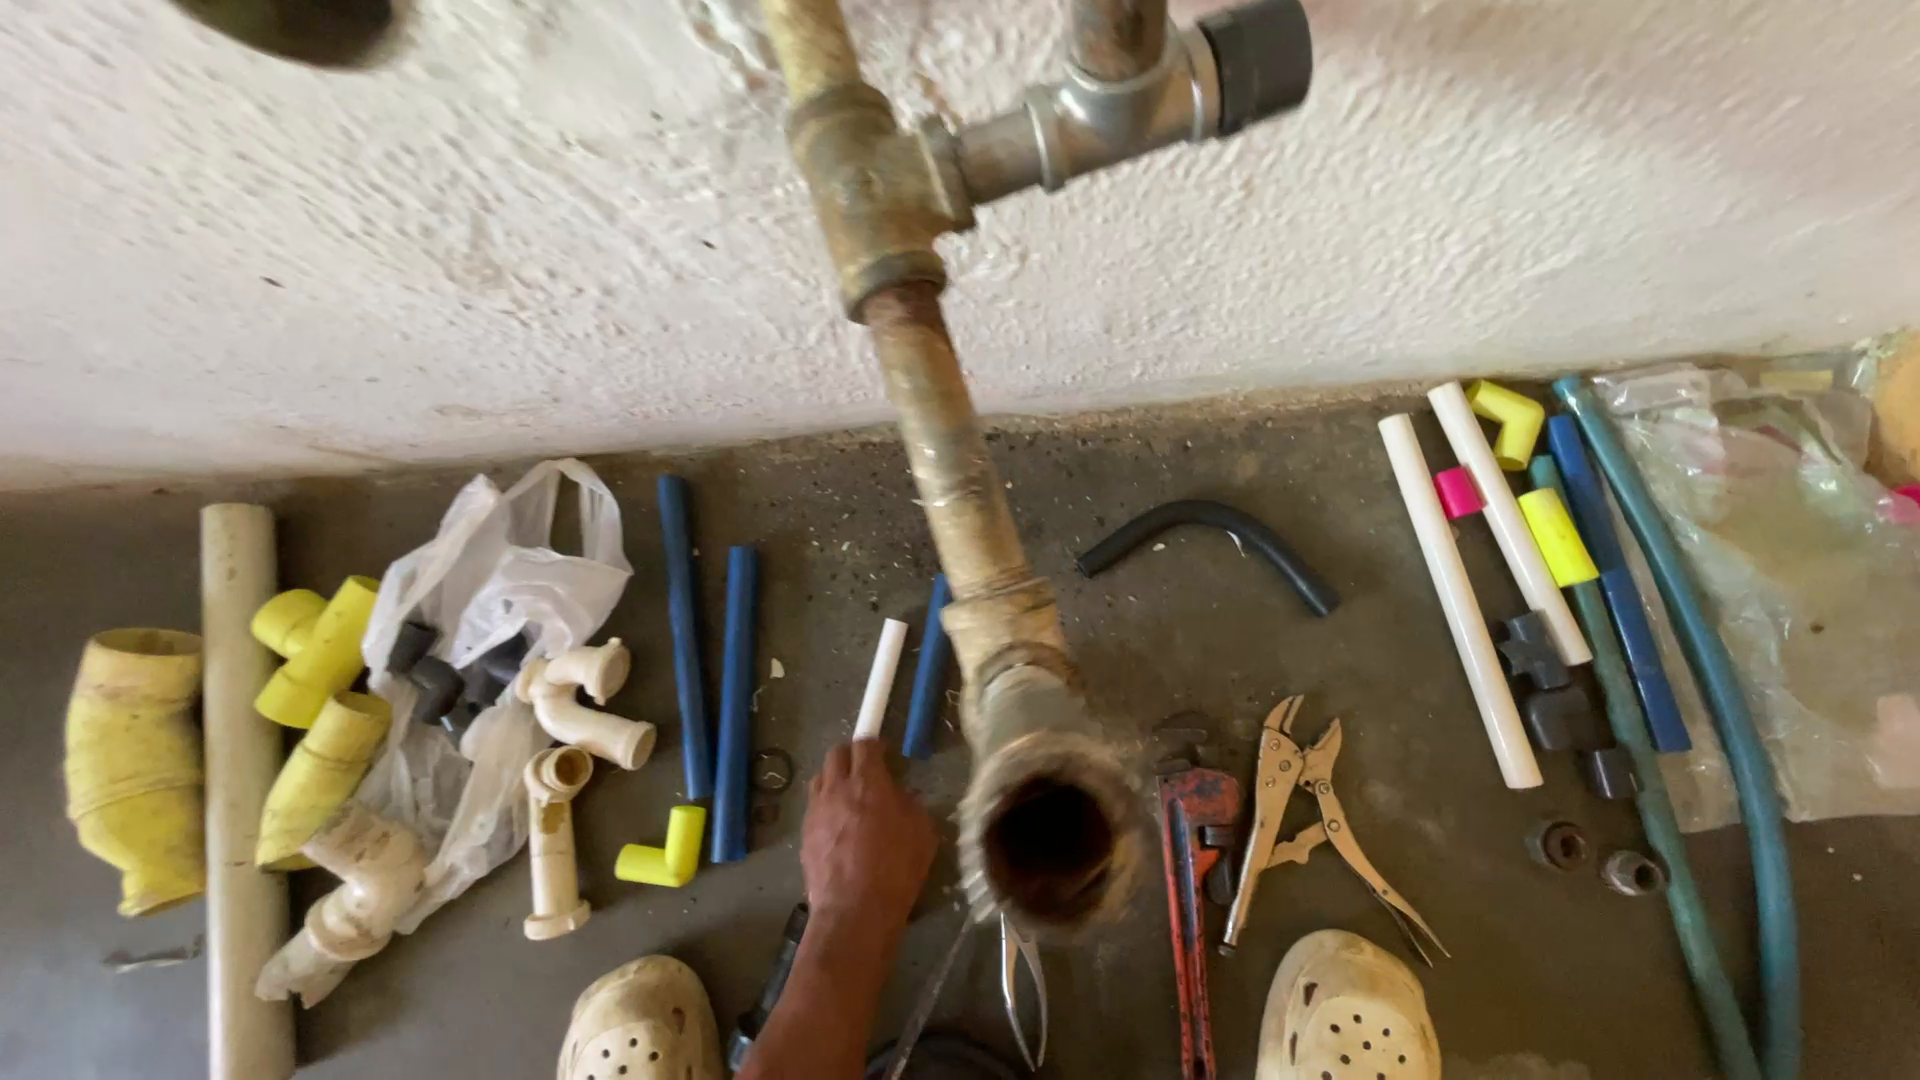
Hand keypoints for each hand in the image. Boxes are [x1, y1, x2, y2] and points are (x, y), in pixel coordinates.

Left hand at [802, 739, 936, 927]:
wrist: (854, 911)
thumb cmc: (896, 869)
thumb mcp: (922, 833)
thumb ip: (912, 805)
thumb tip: (902, 796)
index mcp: (868, 782)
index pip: (865, 745)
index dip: (875, 744)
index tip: (884, 752)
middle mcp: (837, 789)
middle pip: (836, 754)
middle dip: (851, 756)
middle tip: (865, 771)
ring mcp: (816, 811)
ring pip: (820, 778)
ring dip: (834, 779)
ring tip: (848, 797)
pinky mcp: (804, 834)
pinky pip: (813, 807)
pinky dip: (825, 807)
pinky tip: (838, 827)